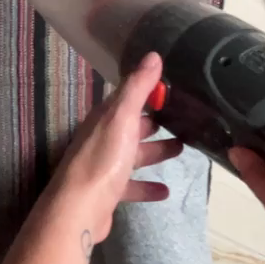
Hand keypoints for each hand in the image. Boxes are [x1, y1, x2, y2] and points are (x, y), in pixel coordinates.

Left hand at [46, 54, 183, 238]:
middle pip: (132, 127)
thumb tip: (153, 55)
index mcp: (104, 118)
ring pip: (133, 155)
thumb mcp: (122, 118)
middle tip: (184, 121)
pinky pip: (132, 185)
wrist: (79, 208)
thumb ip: (137, 88)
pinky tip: (165, 190)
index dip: (149, 93)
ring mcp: (104, 166)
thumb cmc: (102, 159)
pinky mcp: (108, 192)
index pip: (128, 99)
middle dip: (155, 123)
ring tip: (181, 149)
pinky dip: (147, 186)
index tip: (175, 91)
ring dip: (154, 151)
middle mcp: (102, 138)